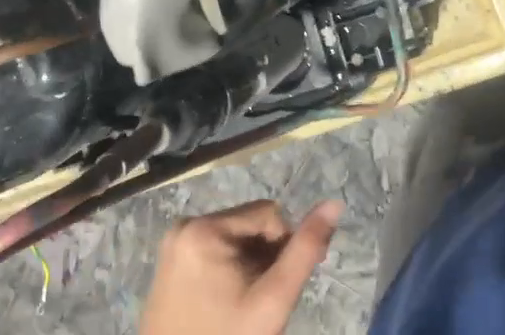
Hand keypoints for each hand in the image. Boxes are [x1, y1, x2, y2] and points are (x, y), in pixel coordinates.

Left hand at [140, 199, 343, 334]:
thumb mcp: (274, 298)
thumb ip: (306, 248)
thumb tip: (334, 203)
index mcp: (205, 229)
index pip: (270, 215)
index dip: (286, 246)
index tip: (286, 283)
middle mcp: (185, 227)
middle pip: (251, 225)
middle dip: (267, 255)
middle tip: (267, 296)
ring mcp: (173, 245)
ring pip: (235, 238)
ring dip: (251, 263)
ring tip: (248, 301)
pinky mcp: (169, 263)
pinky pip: (215, 250)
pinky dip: (230, 269)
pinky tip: (229, 300)